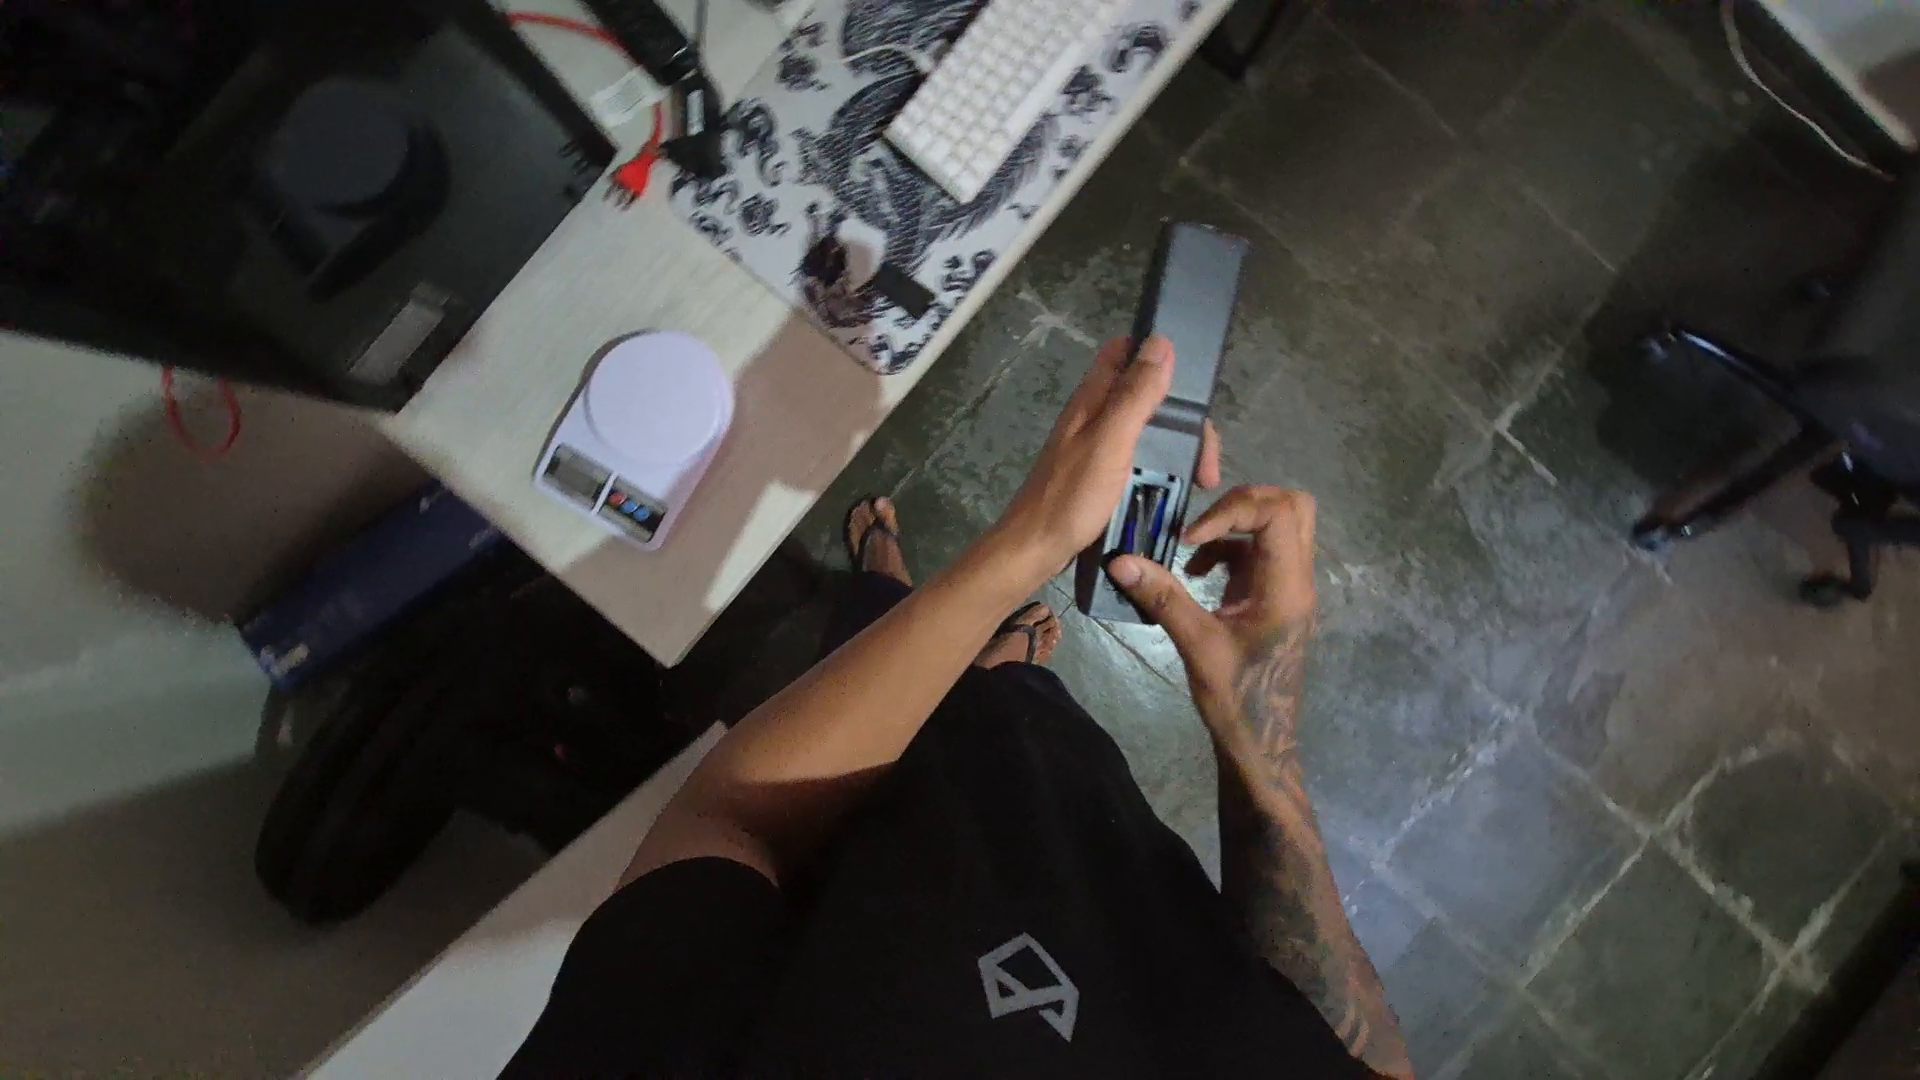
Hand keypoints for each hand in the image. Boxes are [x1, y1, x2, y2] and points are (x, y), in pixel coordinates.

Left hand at [992, 335, 1221, 580]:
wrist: (1037, 548)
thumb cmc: (1071, 497)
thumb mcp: (1110, 441)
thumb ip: (1135, 394)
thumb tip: (1161, 343)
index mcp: (1092, 400)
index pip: (1122, 352)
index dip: (1155, 352)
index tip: (1192, 378)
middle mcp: (1093, 416)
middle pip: (1145, 395)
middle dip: (1182, 415)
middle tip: (1208, 458)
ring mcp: (1096, 446)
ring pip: (1146, 429)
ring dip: (1178, 445)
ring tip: (1202, 478)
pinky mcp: (1100, 474)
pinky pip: (1139, 458)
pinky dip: (1162, 466)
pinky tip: (1176, 486)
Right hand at [1106, 486, 1316, 743]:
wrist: (1261, 740)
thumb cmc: (1236, 697)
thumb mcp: (1196, 646)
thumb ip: (1163, 598)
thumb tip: (1120, 561)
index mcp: (1287, 587)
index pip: (1279, 515)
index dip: (1233, 511)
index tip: (1190, 538)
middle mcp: (1296, 578)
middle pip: (1293, 508)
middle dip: (1245, 502)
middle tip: (1201, 523)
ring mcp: (1287, 586)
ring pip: (1280, 526)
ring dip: (1235, 525)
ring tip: (1191, 548)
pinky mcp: (1272, 596)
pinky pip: (1259, 551)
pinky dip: (1229, 548)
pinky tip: (1196, 574)